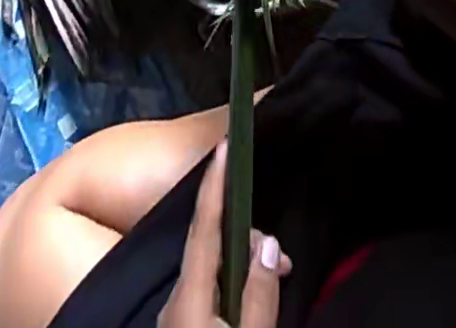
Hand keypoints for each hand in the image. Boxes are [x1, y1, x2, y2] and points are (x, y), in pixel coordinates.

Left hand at [160, 140, 290, 327]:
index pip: (204, 225)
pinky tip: (251, 295)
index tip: (223, 145)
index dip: (215, 183)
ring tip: (276, 278)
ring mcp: (174, 316)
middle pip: (210, 246)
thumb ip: (260, 294)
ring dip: (242, 264)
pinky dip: (231, 282)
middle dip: (244, 234)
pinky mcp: (180, 327)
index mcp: (189, 295)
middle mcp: (175, 298)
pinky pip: (208, 289)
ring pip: (211, 269)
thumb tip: (268, 243)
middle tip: (281, 254)